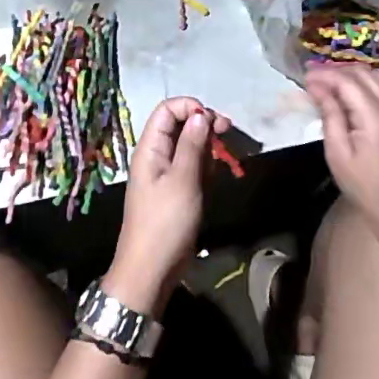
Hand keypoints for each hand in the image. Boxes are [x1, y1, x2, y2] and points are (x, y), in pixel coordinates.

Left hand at [106, 98, 231, 313]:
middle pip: (180, 124)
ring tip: (227, 151)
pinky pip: (193, 165)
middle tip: (227, 132)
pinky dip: (206, 163)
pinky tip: (219, 169)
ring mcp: (167, 173)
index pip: (167, 110)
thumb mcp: (182, 181)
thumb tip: (201, 114)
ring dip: (208, 143)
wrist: (151, 270)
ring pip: (189, 145)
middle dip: (204, 122)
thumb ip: (192, 145)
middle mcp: (157, 155)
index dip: (190, 107)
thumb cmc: (165, 223)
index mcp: (150, 148)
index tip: (213, 121)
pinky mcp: (178, 190)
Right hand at [306, 66, 378, 231]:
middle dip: (336, 70)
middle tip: (313, 77)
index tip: (305, 77)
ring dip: (351, 73)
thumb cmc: (363, 185)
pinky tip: (349, 88)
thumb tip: (317, 87)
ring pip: (376, 74)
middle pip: (363, 73)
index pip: (348, 82)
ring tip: (328, 80)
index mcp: (377, 118)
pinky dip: (365, 80)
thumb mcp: (338, 153)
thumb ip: (330, 115)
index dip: (325, 75)